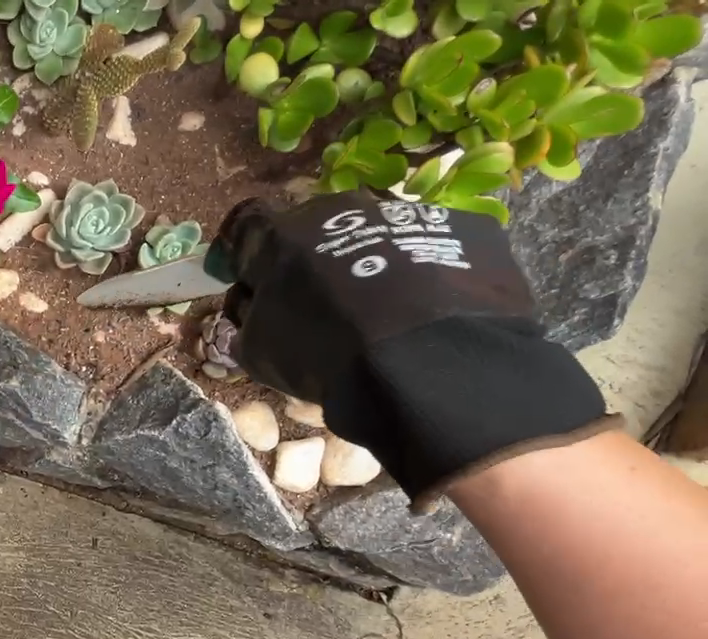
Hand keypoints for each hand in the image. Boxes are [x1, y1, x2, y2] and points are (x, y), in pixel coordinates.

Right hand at [215, 192, 611, 506]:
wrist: (426, 357)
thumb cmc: (320, 351)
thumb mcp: (256, 347)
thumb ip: (248, 315)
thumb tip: (254, 301)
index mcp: (281, 235)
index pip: (246, 226)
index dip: (244, 253)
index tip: (248, 276)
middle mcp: (341, 208)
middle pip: (314, 223)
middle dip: (307, 253)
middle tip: (312, 293)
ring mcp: (406, 211)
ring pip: (373, 229)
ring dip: (364, 256)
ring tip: (375, 302)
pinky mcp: (465, 225)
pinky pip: (426, 244)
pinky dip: (416, 268)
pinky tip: (421, 303)